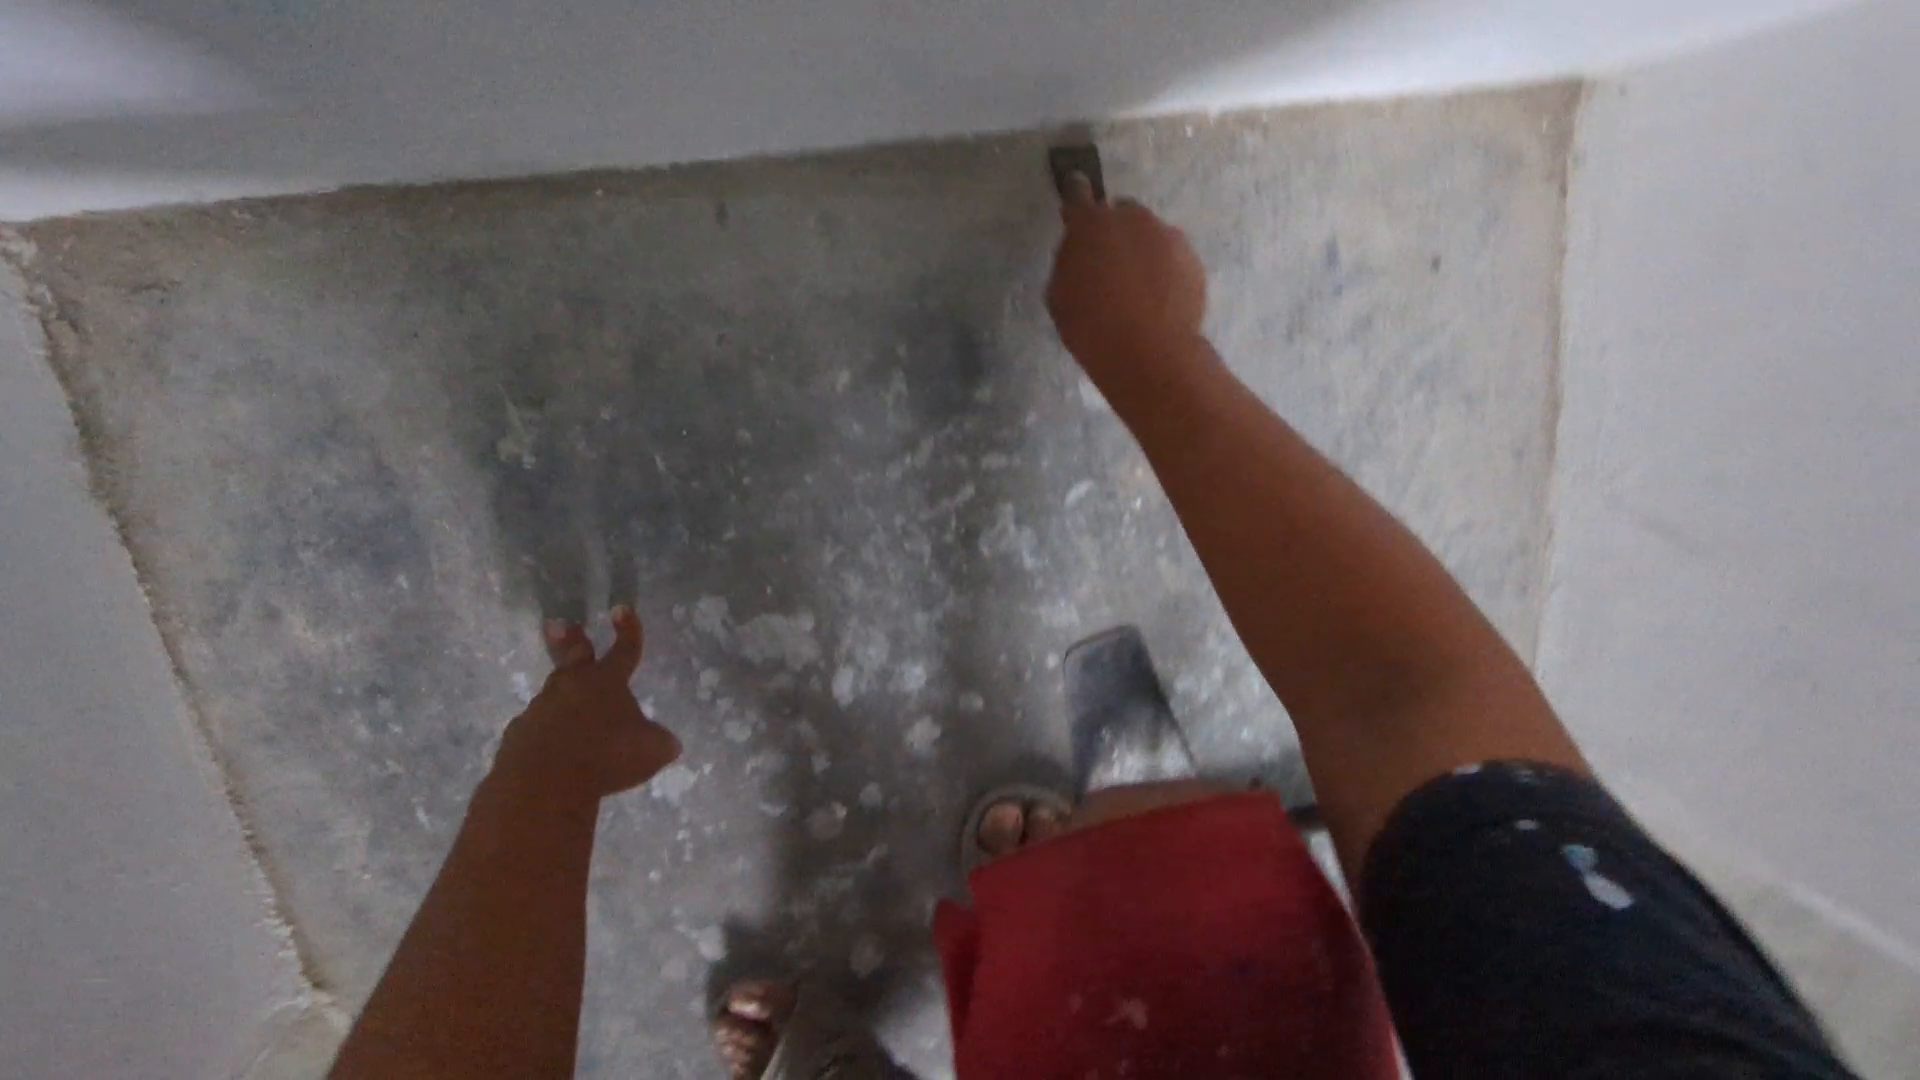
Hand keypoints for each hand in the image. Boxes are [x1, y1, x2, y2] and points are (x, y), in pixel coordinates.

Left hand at [493, 605, 682, 802]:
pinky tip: (553, 753)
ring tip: (572, 719)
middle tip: (557, 624)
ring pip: (554, 698)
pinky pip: (536, 730)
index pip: (624, 650)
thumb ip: (660, 741)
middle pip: (572, 656)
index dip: (628, 630)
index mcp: (606, 682)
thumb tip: (668, 743)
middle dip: (569, 639)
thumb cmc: (606, 757)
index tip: (622, 608)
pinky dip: (546, 735)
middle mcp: (571, 687)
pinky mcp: (517, 736)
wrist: (543, 785)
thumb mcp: (652, 751)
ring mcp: (539, 710)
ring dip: (563, 701)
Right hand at [1045, 174, 1208, 389]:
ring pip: (1150, 236)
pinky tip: (1158, 302)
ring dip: (1142, 252)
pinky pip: (1172, 259)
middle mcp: (1132, 219)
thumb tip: (1080, 252)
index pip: (1078, 195)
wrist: (1148, 352)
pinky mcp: (1192, 260)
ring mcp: (1167, 237)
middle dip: (1114, 232)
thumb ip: (1069, 263)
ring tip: (1137, 290)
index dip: (1075, 193)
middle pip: (1121, 214)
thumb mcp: (1060, 296)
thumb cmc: (1090, 327)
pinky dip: (1165, 272)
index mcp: (1091, 225)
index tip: (1075, 187)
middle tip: (1109, 266)